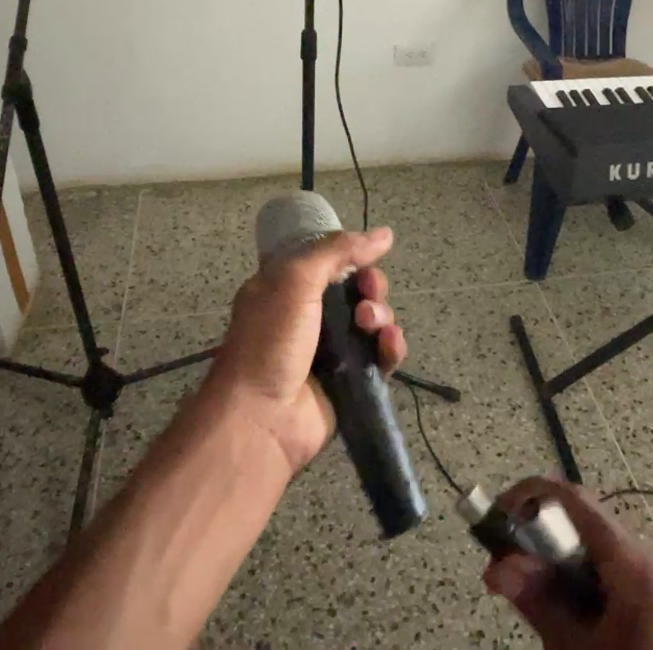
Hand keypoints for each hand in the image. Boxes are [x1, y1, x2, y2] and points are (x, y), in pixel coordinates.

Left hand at [205, 227, 403, 473]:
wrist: (261, 417)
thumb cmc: (270, 341)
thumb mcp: (294, 280)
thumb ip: (338, 251)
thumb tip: (384, 234)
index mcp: (288, 288)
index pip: (331, 262)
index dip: (352, 258)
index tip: (364, 261)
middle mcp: (310, 316)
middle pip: (358, 290)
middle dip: (371, 288)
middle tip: (366, 297)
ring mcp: (332, 350)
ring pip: (374, 322)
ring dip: (382, 317)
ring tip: (370, 328)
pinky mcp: (352, 380)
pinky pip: (382, 356)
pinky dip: (391, 347)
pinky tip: (389, 346)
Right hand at [484, 478, 652, 649]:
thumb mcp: (581, 648)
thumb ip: (540, 606)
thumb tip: (498, 569)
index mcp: (631, 560)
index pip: (574, 499)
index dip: (530, 495)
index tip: (497, 515)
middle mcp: (646, 555)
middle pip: (580, 524)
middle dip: (536, 540)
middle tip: (501, 571)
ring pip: (591, 548)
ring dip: (554, 564)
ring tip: (528, 599)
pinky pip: (608, 570)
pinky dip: (577, 581)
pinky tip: (562, 614)